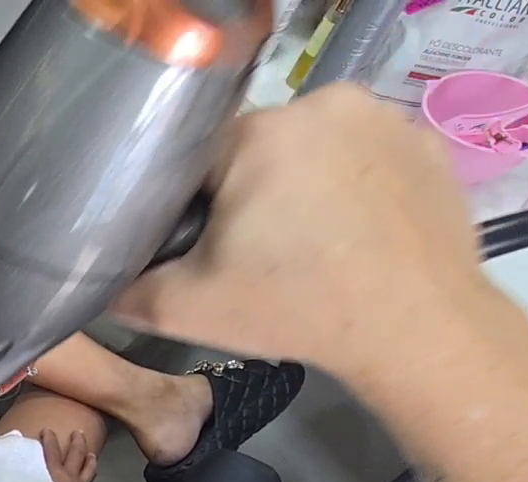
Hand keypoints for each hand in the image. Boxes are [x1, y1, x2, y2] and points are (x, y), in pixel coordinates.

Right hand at [41, 430, 102, 481]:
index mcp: (53, 475)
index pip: (51, 452)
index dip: (49, 440)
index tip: (48, 430)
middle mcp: (69, 480)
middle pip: (76, 456)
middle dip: (77, 443)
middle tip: (78, 433)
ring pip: (88, 472)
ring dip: (89, 462)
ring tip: (92, 455)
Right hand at [112, 84, 518, 378]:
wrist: (412, 327)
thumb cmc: (290, 308)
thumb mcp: (179, 309)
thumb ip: (124, 290)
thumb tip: (100, 283)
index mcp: (259, 135)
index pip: (193, 159)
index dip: (183, 206)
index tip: (193, 246)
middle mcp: (327, 107)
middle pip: (252, 151)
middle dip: (239, 196)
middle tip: (242, 253)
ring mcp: (387, 120)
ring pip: (305, 152)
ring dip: (290, 190)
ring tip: (292, 247)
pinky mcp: (427, 145)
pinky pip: (359, 160)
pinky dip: (342, 192)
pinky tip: (338, 238)